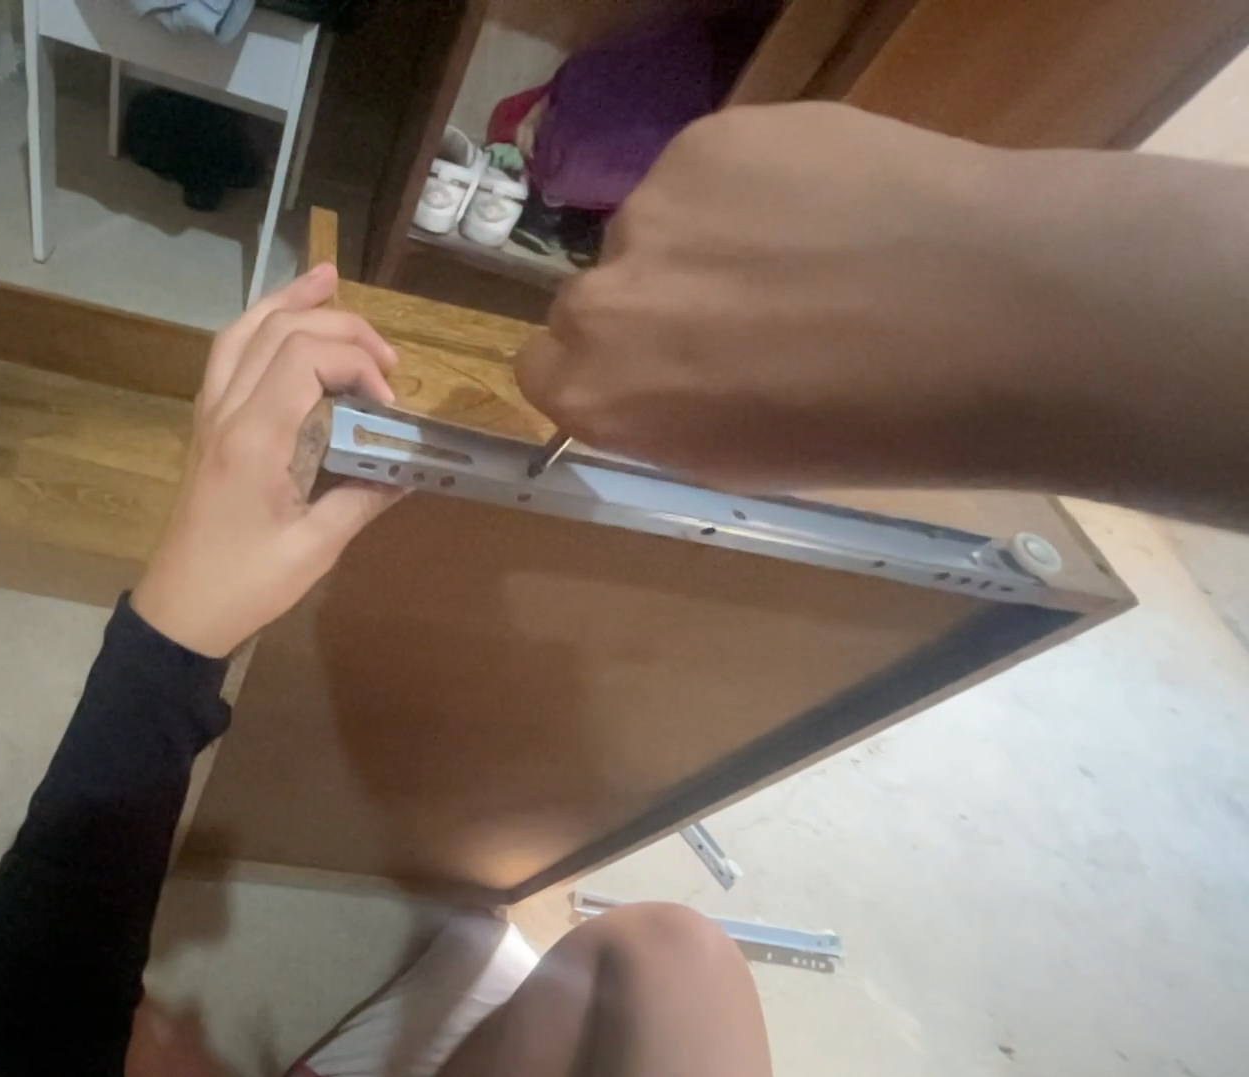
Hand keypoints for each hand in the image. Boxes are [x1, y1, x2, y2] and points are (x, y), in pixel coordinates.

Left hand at [131, 265, 402, 657]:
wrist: (180, 610)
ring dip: (287, 303)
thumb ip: (362, 499)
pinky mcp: (205, 426)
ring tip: (328, 281)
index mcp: (254, 438)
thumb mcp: (315, 548)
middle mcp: (226, 411)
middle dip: (339, 327)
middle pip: (278, 332)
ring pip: (242, 332)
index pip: (306, 357)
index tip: (387, 406)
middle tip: (386, 358)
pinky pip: (227, 358)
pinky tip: (283, 326)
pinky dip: (259, 330)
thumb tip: (406, 469)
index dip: (356, 363)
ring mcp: (208, 415)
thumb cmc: (245, 586)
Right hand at [514, 102, 1125, 492]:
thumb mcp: (721, 458)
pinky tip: (820, 207)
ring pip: (649, 229)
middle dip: (646, 306)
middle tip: (735, 312)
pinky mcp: (713, 138)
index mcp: (592, 390)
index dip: (599, 366)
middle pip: (589, 297)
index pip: (542, 366)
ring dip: (697, 244)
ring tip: (798, 255)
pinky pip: (704, 171)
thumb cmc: (861, 427)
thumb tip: (631, 370)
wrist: (1012, 318)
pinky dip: (746, 188)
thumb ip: (643, 411)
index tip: (651, 367)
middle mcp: (595, 300)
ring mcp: (650, 210)